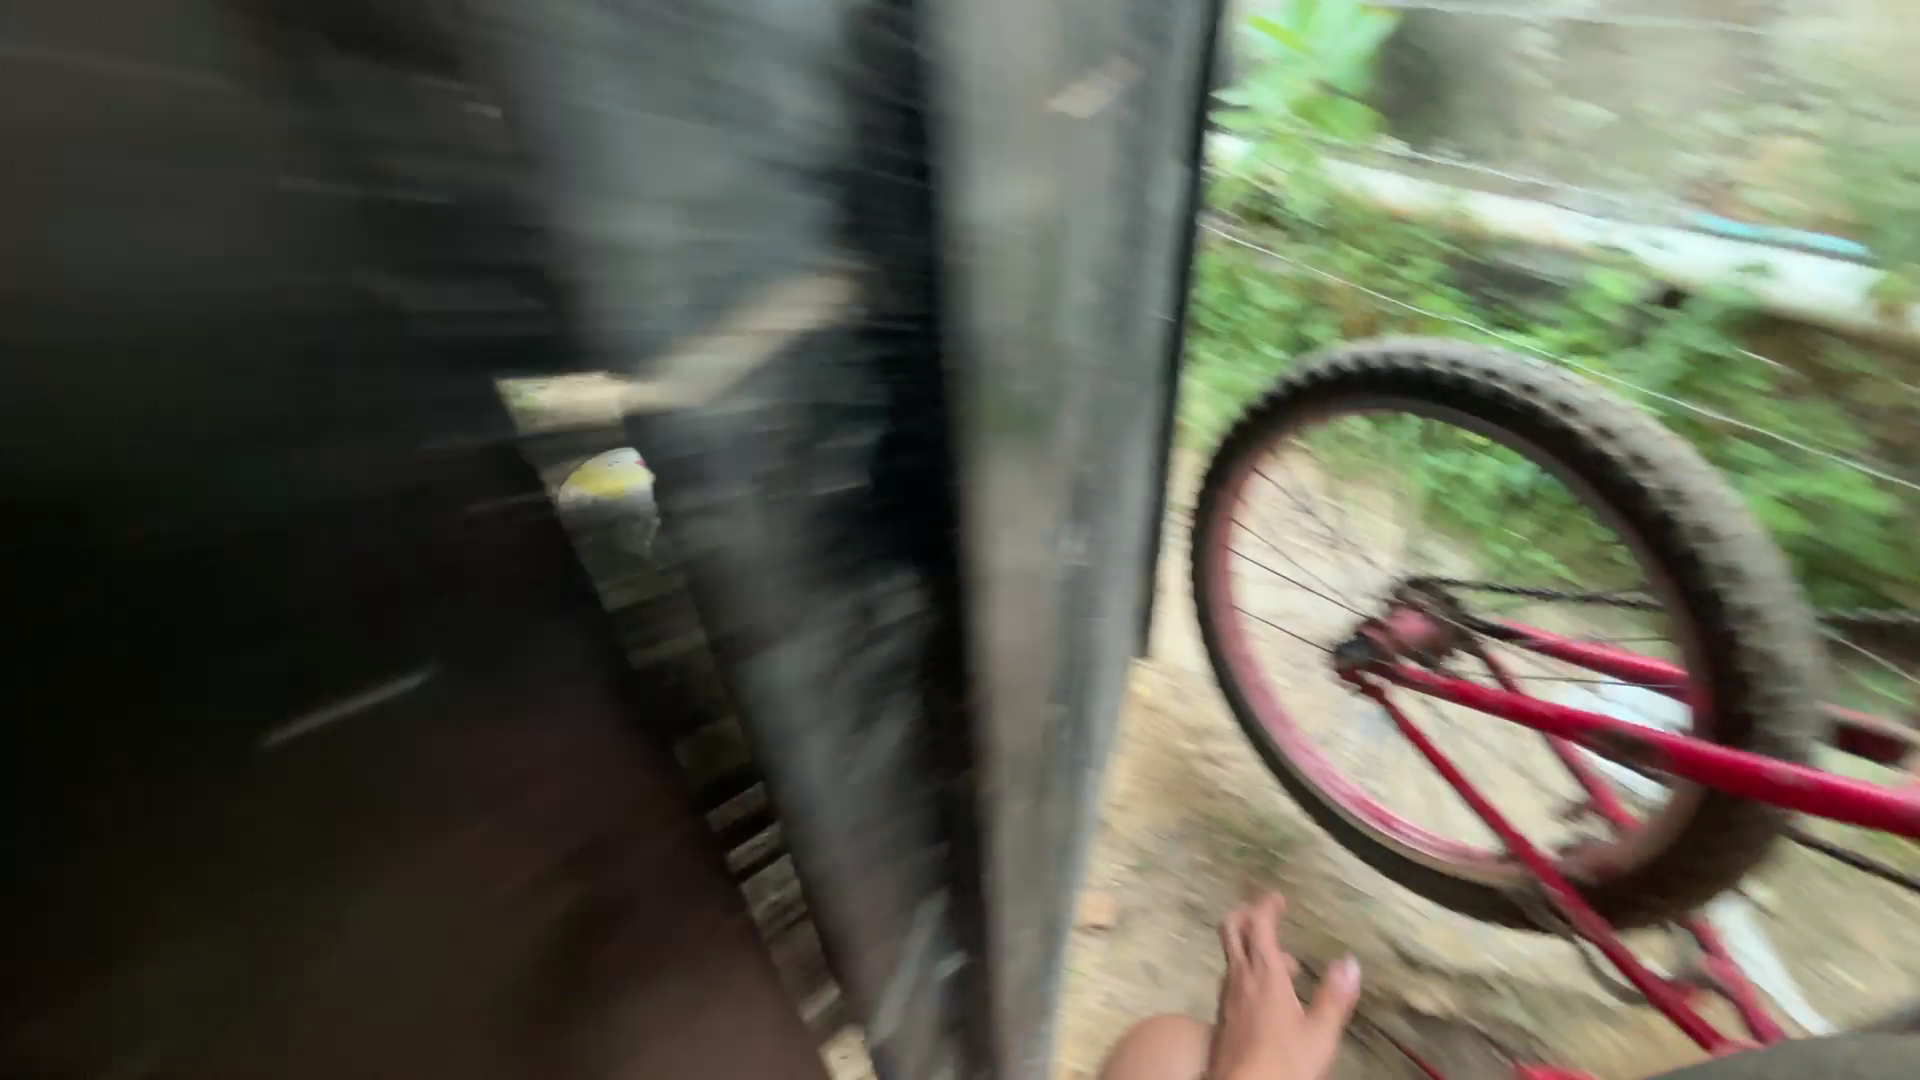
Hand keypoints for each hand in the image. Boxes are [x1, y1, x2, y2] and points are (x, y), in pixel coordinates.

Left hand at [1208, 892, 1360, 1079]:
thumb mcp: (1319, 1035)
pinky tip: (1267, 995)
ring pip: (1233, 955)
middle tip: (1267, 914)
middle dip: (1247, 914)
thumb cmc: (1284, 1065)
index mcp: (1263, 972)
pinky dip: (1249, 970)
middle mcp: (1239, 975)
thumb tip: (1350, 961)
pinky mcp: (1223, 1014)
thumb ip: (1334, 997)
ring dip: (1251, 946)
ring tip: (1283, 961)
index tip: (1278, 897)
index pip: (1257, 923)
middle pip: (1232, 929)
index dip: (1266, 905)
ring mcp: (1227, 994)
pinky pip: (1234, 977)